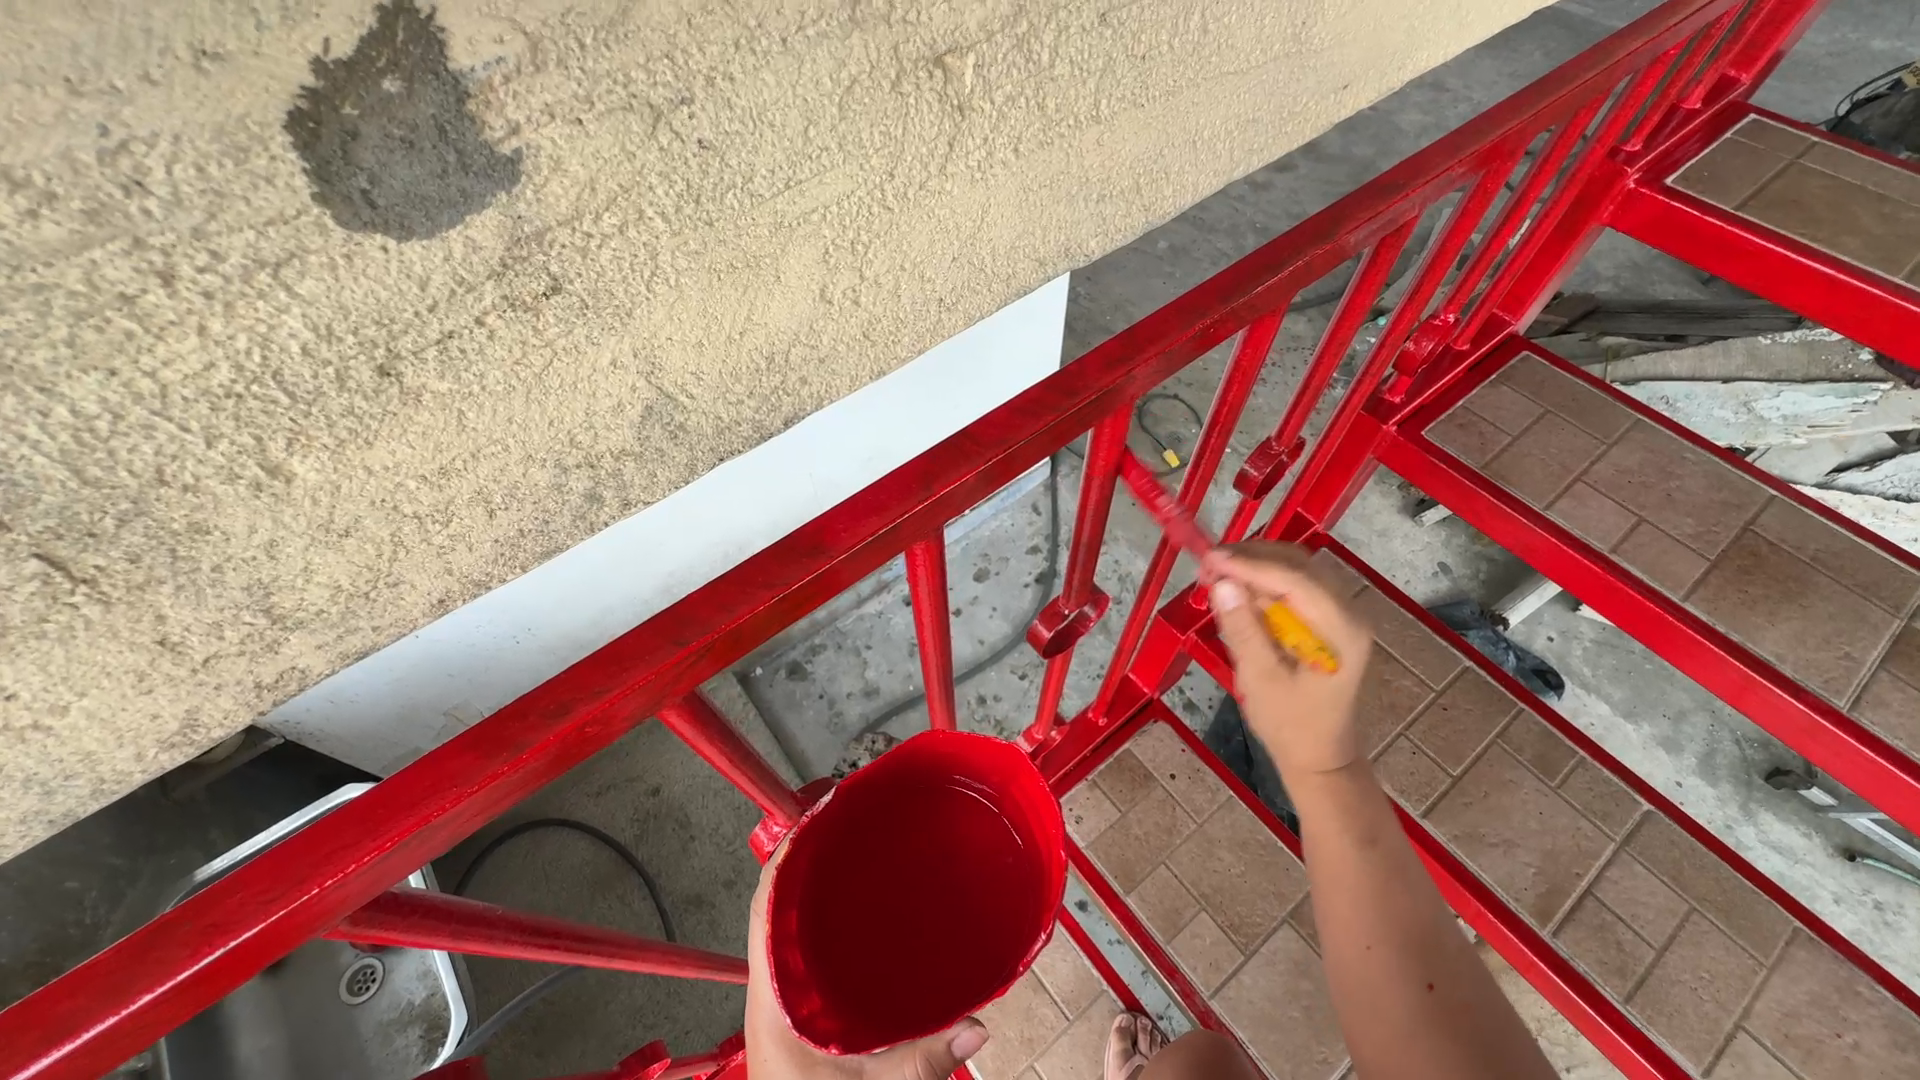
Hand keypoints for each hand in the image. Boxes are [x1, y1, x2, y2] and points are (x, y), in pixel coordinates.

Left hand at [744, 844, 989, 1079]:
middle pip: (781, 905)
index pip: (765, 907)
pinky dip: (833, 921)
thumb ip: (922, 1060)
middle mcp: (773, 986)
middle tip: (851, 824)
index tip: (815, 817)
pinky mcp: (805, 1008)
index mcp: (772, 994)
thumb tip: (977, 1027)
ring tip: (860, 852)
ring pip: (796, 925)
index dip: (785, 858)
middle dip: (811, 861)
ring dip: (822, 888)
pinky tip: (866, 912)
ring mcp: (786, 996)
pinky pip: (811, 949)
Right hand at [1205, 542, 1373, 776]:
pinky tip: (1237, 590)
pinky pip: (1295, 588)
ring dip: (1255, 567)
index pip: (1295, 579)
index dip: (1250, 564)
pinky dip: (1264, 583)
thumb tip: (1222, 583)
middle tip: (1208, 565)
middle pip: (1299, 566)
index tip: (1210, 559)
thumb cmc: (1291, 725)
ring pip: (1296, 571)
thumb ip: (1242, 628)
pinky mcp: (1327, 620)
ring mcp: (1340, 615)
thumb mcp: (1260, 679)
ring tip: (1216, 574)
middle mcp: (1349, 612)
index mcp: (1341, 629)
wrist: (1320, 757)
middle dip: (1251, 558)